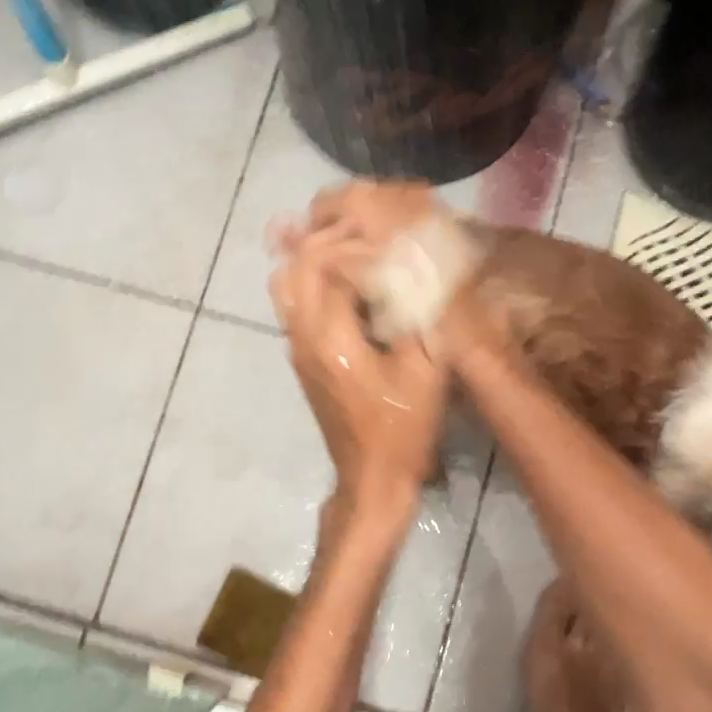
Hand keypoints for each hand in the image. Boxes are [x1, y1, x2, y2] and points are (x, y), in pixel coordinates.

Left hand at [270, 223, 447, 507]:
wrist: (372, 478)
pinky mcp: (301, 358)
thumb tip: (412, 267)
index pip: (333, 264)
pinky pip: (293, 304)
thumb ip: (415, 312)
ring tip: (354, 249)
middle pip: (299, 263)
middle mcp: (303, 335)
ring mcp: (296, 348)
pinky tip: (347, 280)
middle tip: (372, 234)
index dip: (364, 246)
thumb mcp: (425, 369)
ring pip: (286, 282)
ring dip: (315, 257)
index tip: (396, 246)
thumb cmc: (404, 427)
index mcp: (331, 336)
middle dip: (333, 239)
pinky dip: (311, 280)